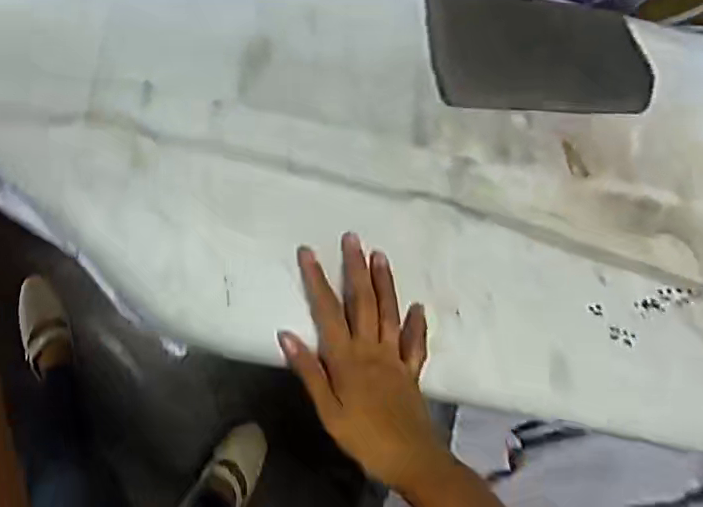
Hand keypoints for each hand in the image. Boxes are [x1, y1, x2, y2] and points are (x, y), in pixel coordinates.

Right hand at [279, 234, 454, 497]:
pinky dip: (416, 324)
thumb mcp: (328, 411)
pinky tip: (417, 306)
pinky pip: (414, 344)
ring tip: (380, 256)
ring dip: (383, 283)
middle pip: (361, 302)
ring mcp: (393, 358)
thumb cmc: (365, 437)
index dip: (316, 279)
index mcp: (345, 357)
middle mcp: (370, 349)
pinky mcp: (412, 373)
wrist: (416, 464)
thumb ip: (308, 371)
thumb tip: (285, 333)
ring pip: (387, 313)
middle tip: (352, 238)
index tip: (308, 251)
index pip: (327, 309)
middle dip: (355, 268)